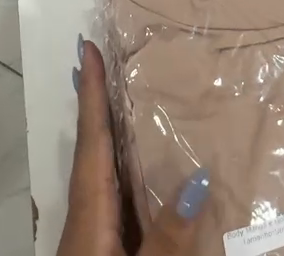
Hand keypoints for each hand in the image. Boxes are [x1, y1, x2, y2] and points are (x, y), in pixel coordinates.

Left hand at [58, 37, 210, 255]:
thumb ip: (168, 234)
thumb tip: (200, 176)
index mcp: (90, 211)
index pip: (92, 139)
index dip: (90, 93)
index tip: (86, 48)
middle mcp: (83, 214)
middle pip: (90, 147)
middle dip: (95, 103)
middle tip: (104, 60)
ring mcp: (87, 232)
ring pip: (96, 169)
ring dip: (105, 131)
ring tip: (120, 97)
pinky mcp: (96, 246)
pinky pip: (106, 190)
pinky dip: (115, 163)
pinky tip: (131, 166)